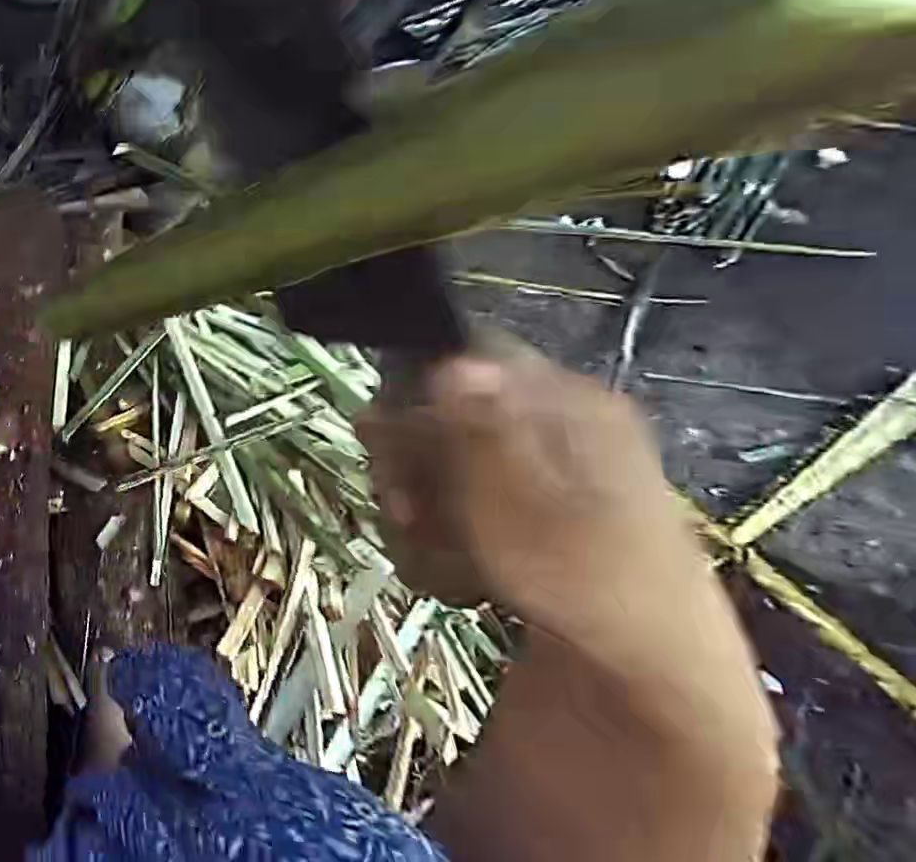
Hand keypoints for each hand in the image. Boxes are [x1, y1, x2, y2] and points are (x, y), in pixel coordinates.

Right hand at [358, 353, 708, 634]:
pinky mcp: (526, 499)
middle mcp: (551, 418)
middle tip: (404, 511)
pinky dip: (441, 526)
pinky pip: (458, 492)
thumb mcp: (512, 497)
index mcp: (563, 400)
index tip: (385, 446)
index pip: (455, 355)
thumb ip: (472, 425)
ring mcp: (539, 461)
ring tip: (430, 548)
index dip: (405, 395)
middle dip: (404, 463)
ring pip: (437, 458)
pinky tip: (452, 559)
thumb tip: (451, 359)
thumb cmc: (577, 577)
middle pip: (435, 410)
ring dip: (417, 504)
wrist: (645, 674)